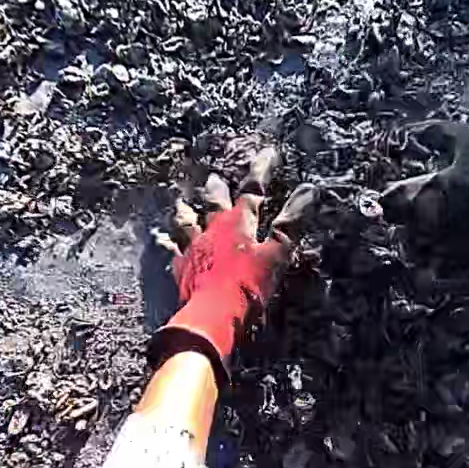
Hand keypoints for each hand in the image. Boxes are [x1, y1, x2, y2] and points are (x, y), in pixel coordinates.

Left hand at [151, 149, 316, 386]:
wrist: (213, 314)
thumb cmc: (248, 285)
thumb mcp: (277, 254)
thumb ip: (290, 223)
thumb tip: (309, 189)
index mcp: (238, 222)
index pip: (252, 189)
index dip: (262, 170)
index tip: (269, 153)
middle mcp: (212, 228)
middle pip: (214, 202)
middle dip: (217, 189)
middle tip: (213, 178)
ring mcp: (193, 247)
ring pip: (187, 221)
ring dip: (185, 211)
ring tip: (181, 202)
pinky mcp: (181, 267)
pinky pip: (171, 251)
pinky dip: (165, 243)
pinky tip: (159, 239)